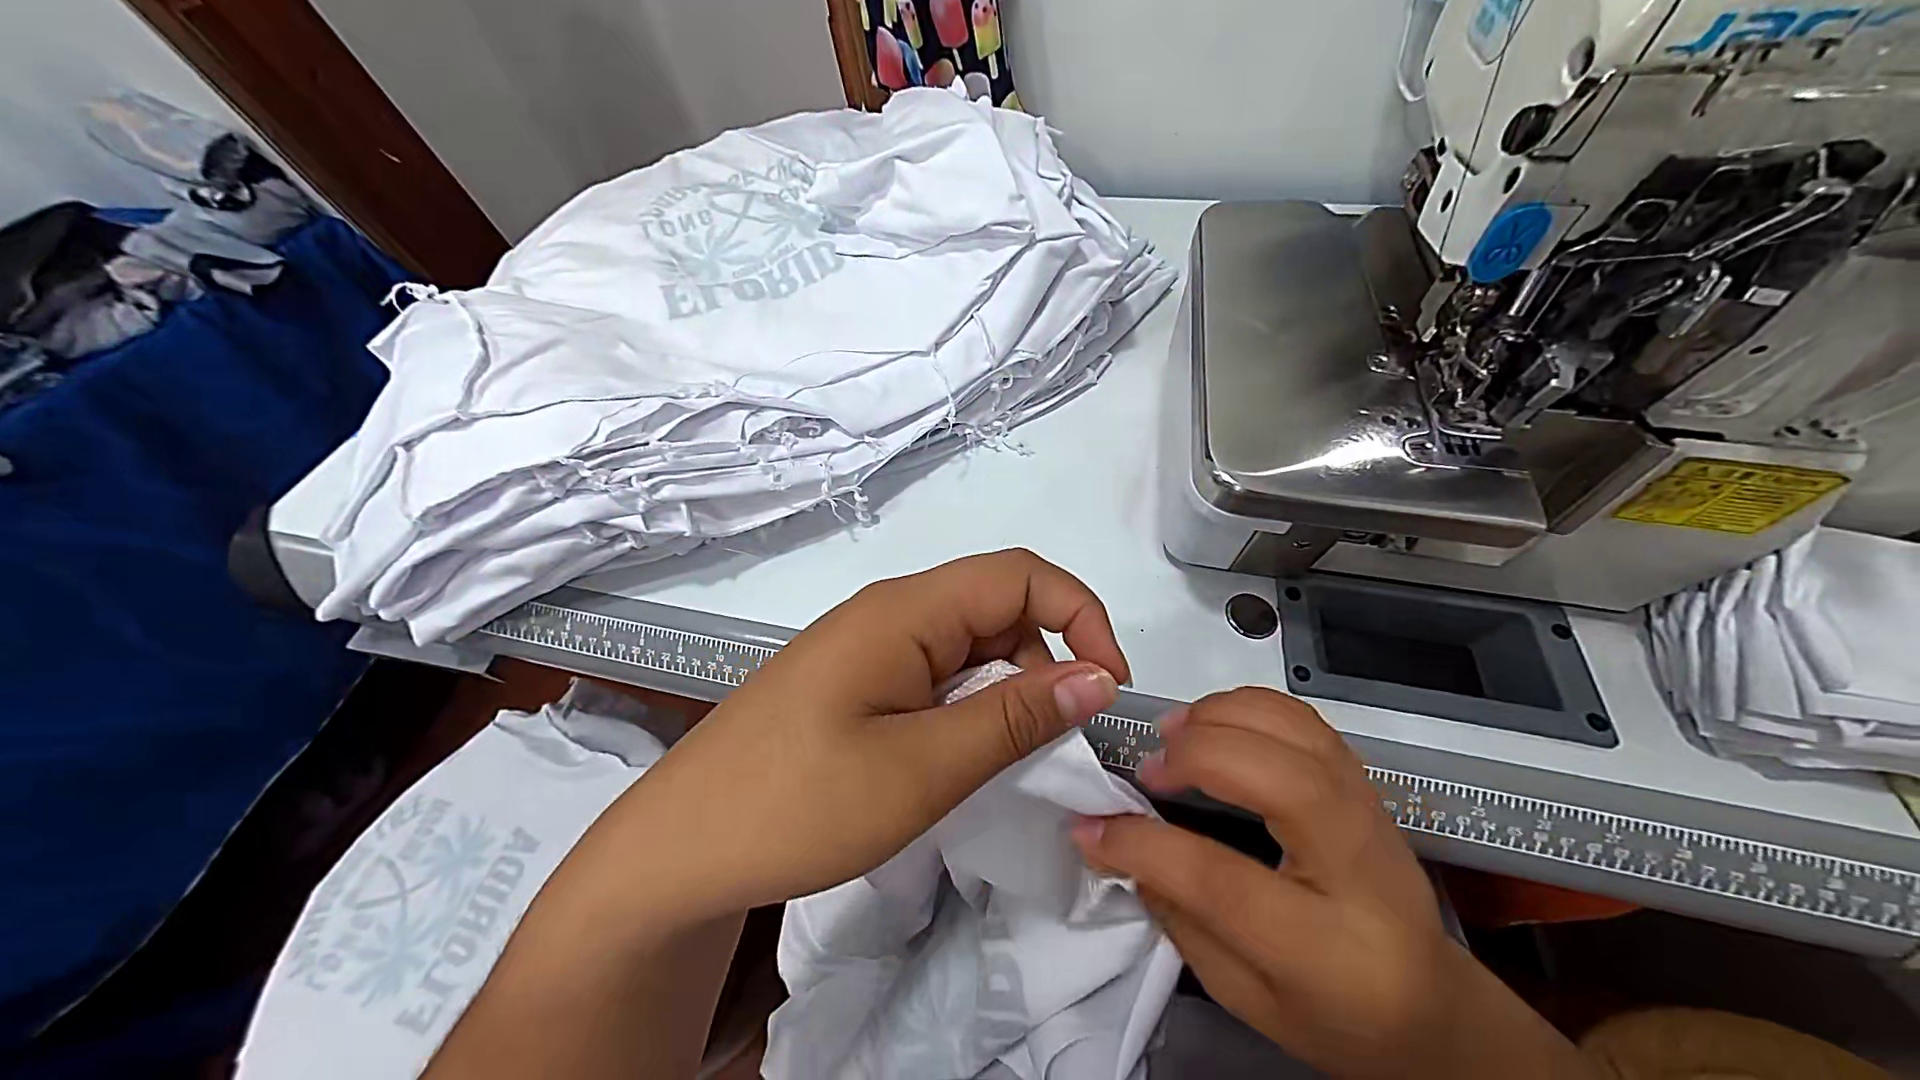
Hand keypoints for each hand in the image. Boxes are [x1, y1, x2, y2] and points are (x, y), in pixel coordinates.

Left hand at [594, 548, 1129, 924]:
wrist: (680, 848)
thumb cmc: (799, 805)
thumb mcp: (923, 767)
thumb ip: (1015, 716)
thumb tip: (1098, 677)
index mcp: (904, 611)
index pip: (1020, 574)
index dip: (1081, 615)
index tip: (1107, 687)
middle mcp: (887, 612)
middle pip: (995, 604)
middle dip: (1047, 655)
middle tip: (1055, 736)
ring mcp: (866, 645)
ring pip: (967, 640)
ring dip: (1006, 684)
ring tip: (1001, 753)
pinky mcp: (853, 678)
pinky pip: (933, 669)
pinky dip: (967, 701)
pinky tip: (955, 751)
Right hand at [1071, 689, 1593, 1079]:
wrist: (1431, 1005)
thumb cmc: (1336, 1014)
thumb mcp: (1245, 997)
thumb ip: (1179, 918)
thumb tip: (1121, 845)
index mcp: (1327, 950)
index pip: (1221, 881)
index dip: (1142, 845)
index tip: (1091, 828)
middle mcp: (1360, 869)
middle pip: (1283, 782)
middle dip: (1198, 758)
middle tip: (1149, 768)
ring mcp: (1370, 814)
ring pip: (1300, 733)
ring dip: (1222, 717)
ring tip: (1174, 735)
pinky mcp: (1362, 783)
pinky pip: (1304, 719)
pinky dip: (1247, 705)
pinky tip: (1212, 724)